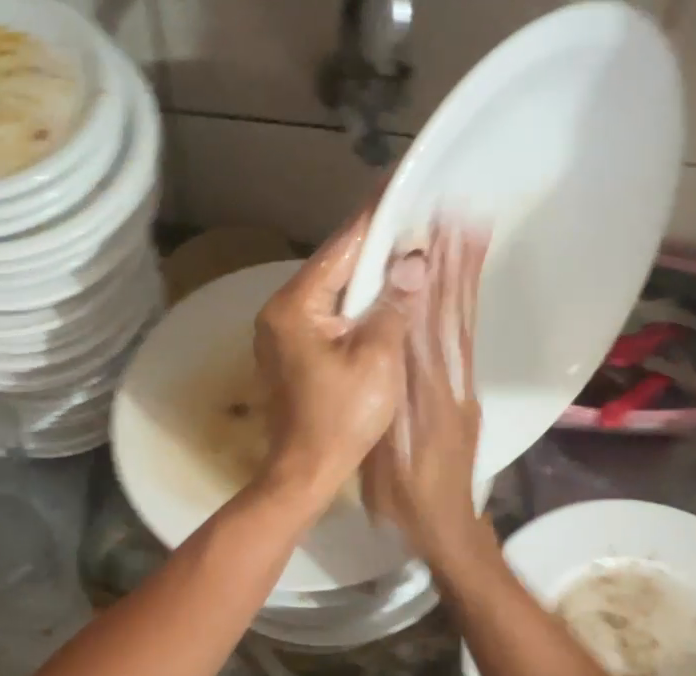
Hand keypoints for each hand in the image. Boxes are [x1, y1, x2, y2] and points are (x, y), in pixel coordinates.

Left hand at [254, 208, 413, 500]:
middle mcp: (280, 311)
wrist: (305, 471)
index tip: (403, 184)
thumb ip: (395, 303)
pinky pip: (328, 315)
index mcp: (295, 306)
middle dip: (376, 246)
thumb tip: (413, 258)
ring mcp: (281, 334)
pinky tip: (383, 298)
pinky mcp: (291, 353)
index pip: (342, 246)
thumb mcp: (377, 358)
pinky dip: (356, 305)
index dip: (377, 216)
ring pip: (332, 291)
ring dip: (368, 276)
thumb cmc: (340, 418)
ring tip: (406, 251)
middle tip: (415, 219)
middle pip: (334, 266)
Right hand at [363, 222, 493, 566]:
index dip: (429, 279)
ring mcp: (462, 390)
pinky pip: (468, 344)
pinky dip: (468, 309)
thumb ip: (394, 400)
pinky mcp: (465, 398)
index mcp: (429, 396)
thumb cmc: (405, 500)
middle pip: (453, 315)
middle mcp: (452, 384)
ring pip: (464, 324)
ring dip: (467, 277)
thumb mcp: (388, 457)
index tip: (430, 234)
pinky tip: (465, 291)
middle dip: (454, 262)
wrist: (448, 529)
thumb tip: (393, 344)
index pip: (428, 326)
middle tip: (459, 212)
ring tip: (471, 234)